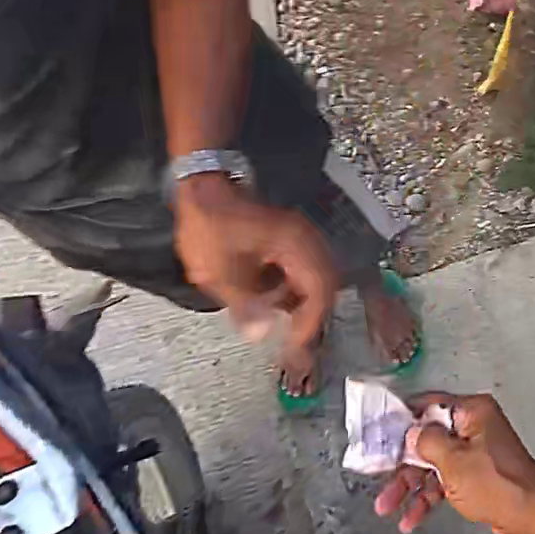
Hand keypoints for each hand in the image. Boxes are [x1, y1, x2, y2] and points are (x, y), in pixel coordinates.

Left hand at [173, 175, 337, 335]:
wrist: (205, 189)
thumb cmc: (210, 226)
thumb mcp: (218, 272)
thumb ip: (243, 305)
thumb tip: (261, 335)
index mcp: (294, 246)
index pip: (320, 289)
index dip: (311, 321)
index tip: (296, 344)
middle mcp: (307, 239)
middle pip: (328, 283)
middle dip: (314, 314)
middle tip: (296, 338)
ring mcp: (303, 236)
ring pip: (321, 276)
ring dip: (308, 301)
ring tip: (288, 323)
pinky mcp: (294, 238)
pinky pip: (308, 267)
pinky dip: (300, 288)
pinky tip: (280, 301)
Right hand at [373, 393, 534, 533]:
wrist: (530, 515)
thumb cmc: (498, 484)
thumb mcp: (454, 462)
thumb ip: (428, 443)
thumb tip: (412, 432)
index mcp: (473, 411)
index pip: (431, 405)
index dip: (404, 420)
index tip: (381, 432)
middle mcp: (474, 426)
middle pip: (429, 438)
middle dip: (403, 463)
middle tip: (381, 478)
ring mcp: (476, 450)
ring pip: (434, 462)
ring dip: (411, 485)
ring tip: (388, 506)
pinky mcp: (477, 473)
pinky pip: (446, 479)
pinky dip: (429, 496)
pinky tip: (412, 517)